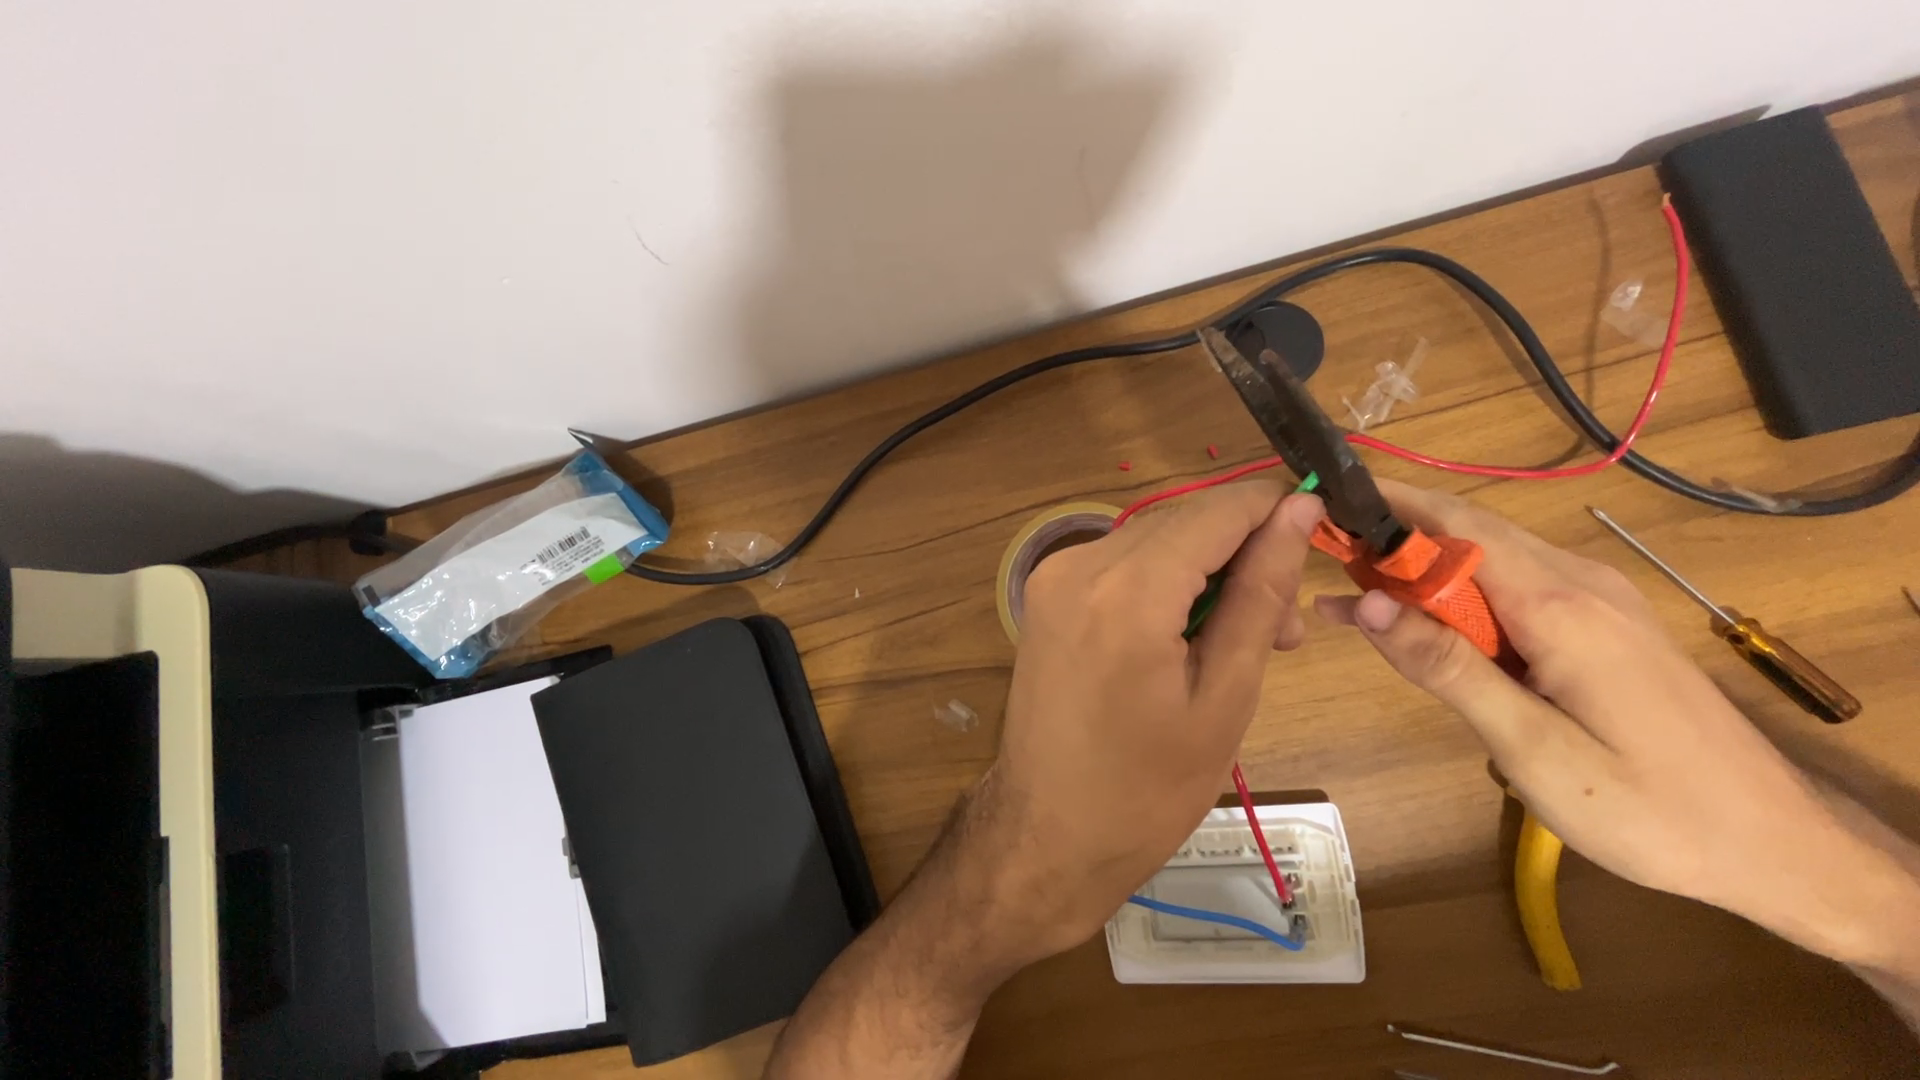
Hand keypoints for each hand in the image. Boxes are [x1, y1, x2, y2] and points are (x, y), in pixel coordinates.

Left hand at [972, 481, 1322, 960]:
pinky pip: (1121, 564)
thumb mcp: (1224, 696)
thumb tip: (1297, 511)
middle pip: (1182, 519)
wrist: (1047, 833)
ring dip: (1207, 569)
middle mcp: (1080, 564)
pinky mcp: (1045, 595)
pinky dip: (1165, 583)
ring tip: (1250, 639)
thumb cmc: (1148, 789)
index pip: (1217, 509)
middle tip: (1286, 625)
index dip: (1274, 507)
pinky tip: (1192, 633)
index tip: (1321, 529)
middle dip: (1243, 549)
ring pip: (1154, 538)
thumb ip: (1261, 594)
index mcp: (1127, 591)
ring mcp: (1053, 577)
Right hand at [1314, 480, 1919, 970]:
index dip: (1386, 509)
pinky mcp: (1602, 624)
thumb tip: (1367, 603)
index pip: (1455, 527)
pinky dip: (1456, 592)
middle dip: (1392, 532)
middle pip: (1468, 532)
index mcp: (1559, 605)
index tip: (1322, 506)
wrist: (1778, 844)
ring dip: (1419, 565)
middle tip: (1321, 549)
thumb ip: (1448, 669)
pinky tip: (1423, 623)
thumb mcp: (1533, 749)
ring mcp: (1596, 600)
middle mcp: (1578, 582)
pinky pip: (1514, 585)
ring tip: (1352, 590)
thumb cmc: (1648, 807)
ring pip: (1489, 557)